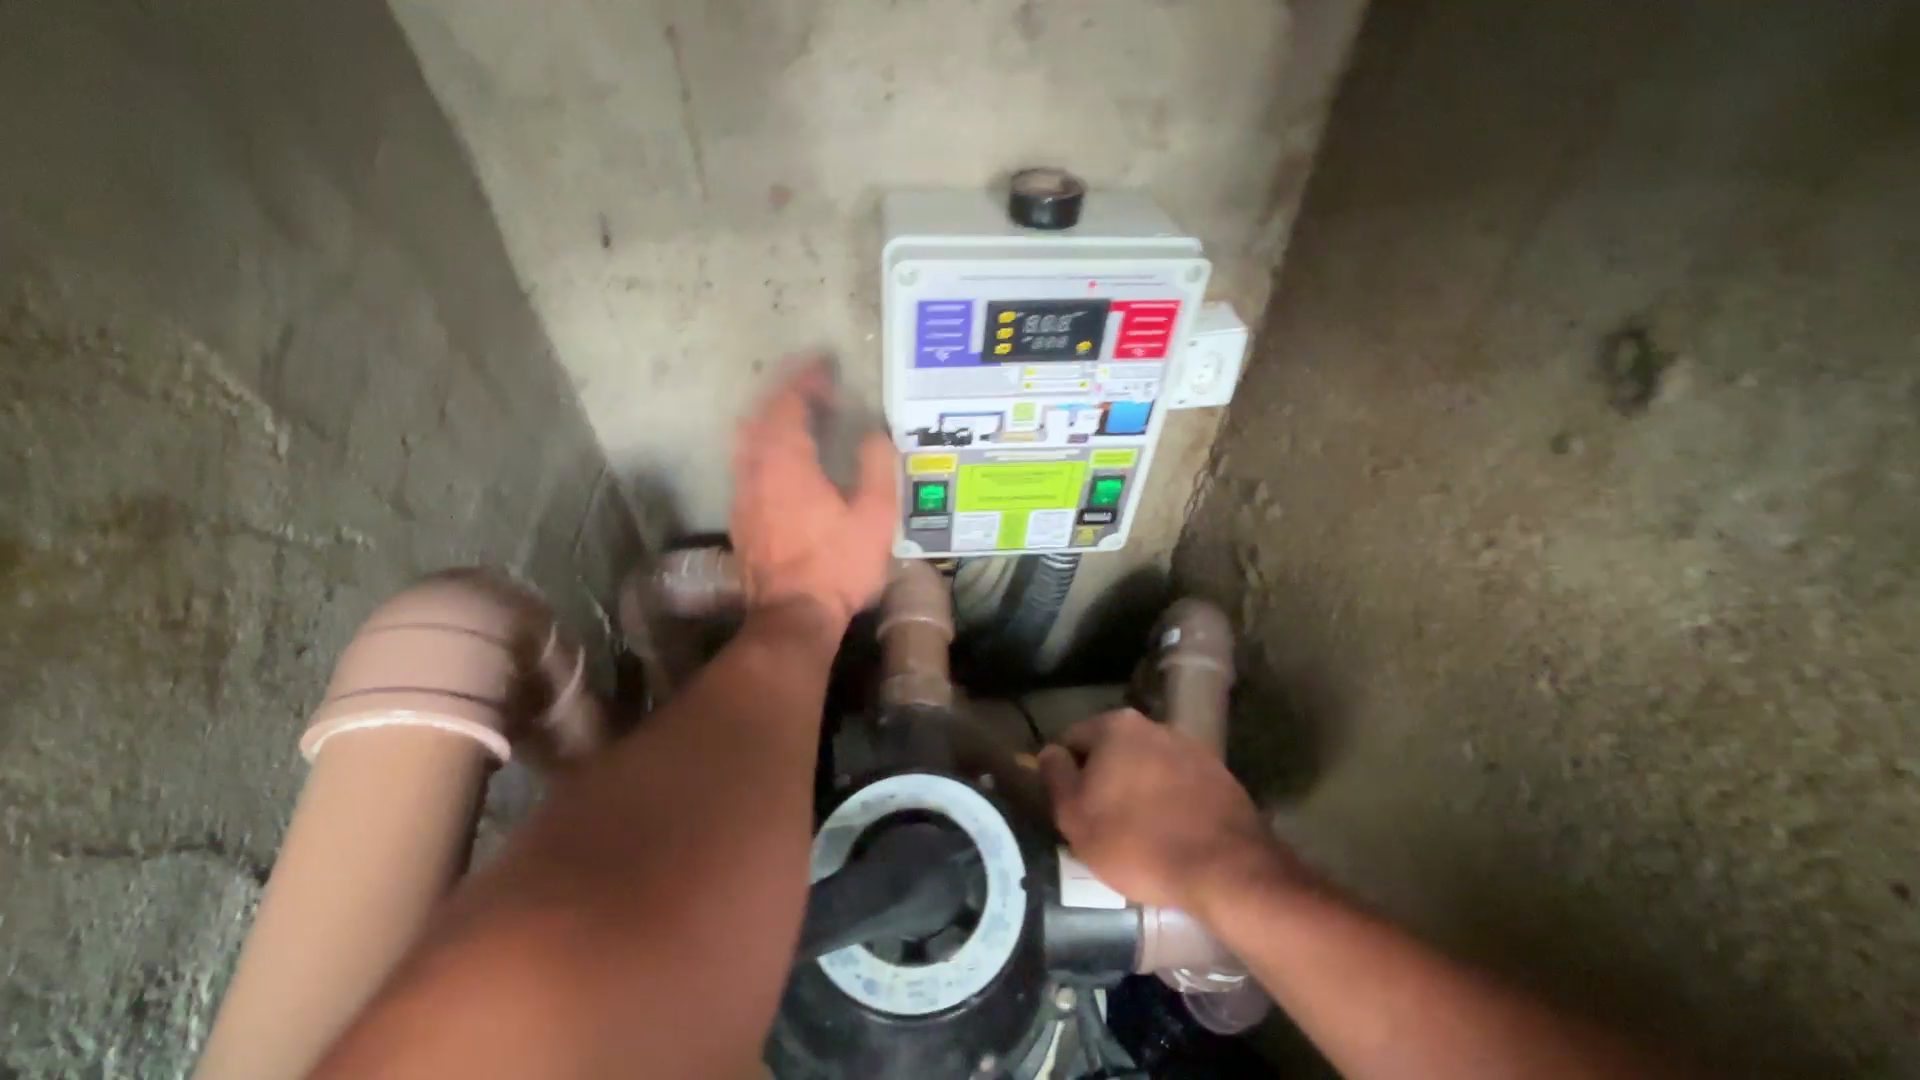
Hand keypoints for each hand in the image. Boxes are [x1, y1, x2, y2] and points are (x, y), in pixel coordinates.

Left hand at [730, 361, 897, 623]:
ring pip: (748, 440)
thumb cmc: (837, 566)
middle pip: (760, 415)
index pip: (788, 404)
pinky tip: (784, 460)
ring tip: (798, 417)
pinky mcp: (742, 517)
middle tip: (812, 388)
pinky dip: (764, 447)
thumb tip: (875, 434)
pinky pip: (747, 464)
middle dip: (783, 394)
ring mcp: (743, 495)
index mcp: (787, 463)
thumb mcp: (874, 516)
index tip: (824, 367)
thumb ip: (876, 467)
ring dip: (770, 420)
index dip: (804, 379)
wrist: (793, 615)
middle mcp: (756, 471)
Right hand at [1038, 709, 1294, 915]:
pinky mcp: (1220, 777)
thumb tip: (1050, 752)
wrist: (1225, 869)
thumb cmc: (1136, 842)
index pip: (1072, 740)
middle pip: (1112, 751)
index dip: (1064, 774)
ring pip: (1146, 768)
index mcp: (1116, 726)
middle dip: (1102, 780)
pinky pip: (1177, 786)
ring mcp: (1192, 749)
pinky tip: (1168, 835)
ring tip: (1135, 834)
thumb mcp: (1074, 816)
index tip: (1067, 808)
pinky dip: (1167, 803)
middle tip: (1097, 824)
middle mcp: (1155, 726)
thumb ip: (1055, 776)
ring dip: (1136, 791)